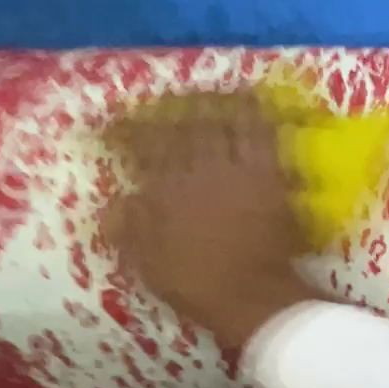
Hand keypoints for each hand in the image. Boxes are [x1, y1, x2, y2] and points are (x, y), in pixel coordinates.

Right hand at [105, 95, 316, 350]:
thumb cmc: (197, 283)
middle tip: (163, 98)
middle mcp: (203, 171)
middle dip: (170, 108)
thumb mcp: (146, 261)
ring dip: (214, 104)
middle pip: (185, 127)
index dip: (128, 129)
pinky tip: (253, 107)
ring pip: (226, 124)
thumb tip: (115, 201)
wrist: (254, 295)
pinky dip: (257, 118)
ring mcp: (241, 171)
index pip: (144, 146)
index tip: (115, 119)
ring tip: (206, 92)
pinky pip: (265, 137)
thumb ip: (129, 226)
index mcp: (167, 189)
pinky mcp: (273, 177)